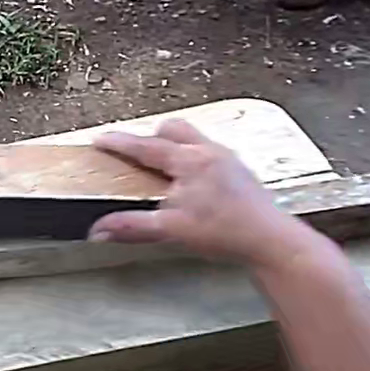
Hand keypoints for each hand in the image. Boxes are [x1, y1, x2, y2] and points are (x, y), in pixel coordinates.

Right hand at [89, 119, 327, 269]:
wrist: (270, 240)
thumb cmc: (225, 231)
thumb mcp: (171, 230)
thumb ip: (133, 227)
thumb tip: (99, 229)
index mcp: (189, 160)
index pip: (145, 146)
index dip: (120, 143)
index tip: (101, 139)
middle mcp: (210, 152)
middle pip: (174, 130)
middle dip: (151, 137)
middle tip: (136, 151)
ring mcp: (229, 160)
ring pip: (195, 139)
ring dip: (176, 146)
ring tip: (166, 166)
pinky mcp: (241, 173)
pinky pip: (212, 153)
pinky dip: (195, 158)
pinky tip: (196, 181)